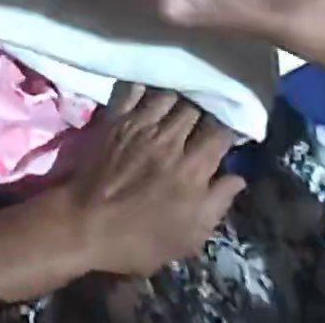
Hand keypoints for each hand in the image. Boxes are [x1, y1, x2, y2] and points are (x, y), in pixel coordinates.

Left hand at [56, 86, 243, 276]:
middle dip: (205, 107)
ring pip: (166, 96)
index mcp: (192, 169)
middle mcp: (168, 140)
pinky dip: (145, 87)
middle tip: (209, 108)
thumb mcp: (190, 235)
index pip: (218, 134)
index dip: (229, 128)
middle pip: (194, 109)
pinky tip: (151, 86)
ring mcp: (139, 126)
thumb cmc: (142, 238)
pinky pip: (133, 92)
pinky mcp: (115, 119)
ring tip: (184, 95)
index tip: (232, 129)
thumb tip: (237, 177)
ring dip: (178, 95)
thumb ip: (217, 202)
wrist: (87, 221)